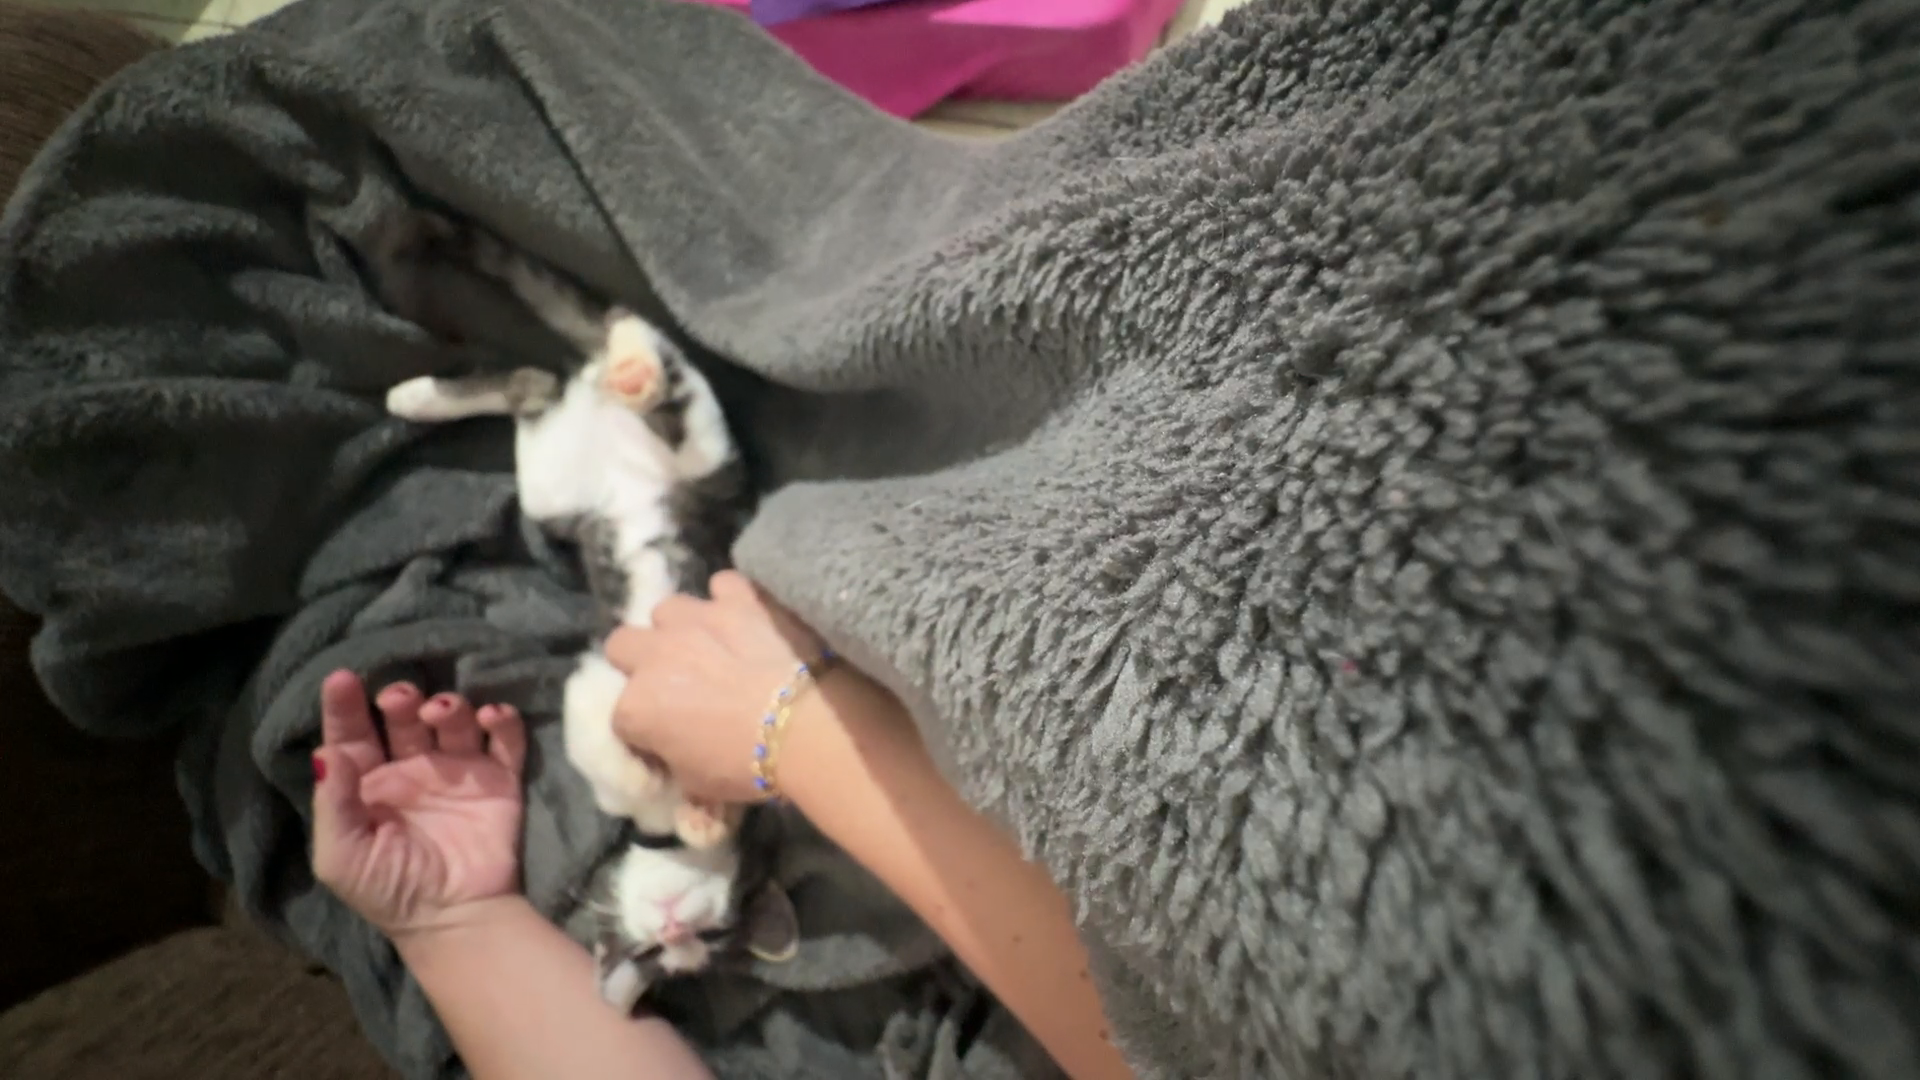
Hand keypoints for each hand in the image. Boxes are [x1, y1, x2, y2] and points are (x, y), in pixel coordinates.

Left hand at [310, 671, 528, 941]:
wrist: (454, 915)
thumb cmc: (388, 889)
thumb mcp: (343, 855)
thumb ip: (335, 802)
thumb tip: (326, 750)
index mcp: (371, 785)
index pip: (354, 737)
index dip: (345, 707)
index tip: (342, 677)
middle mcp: (416, 769)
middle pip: (408, 719)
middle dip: (403, 699)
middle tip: (400, 696)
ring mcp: (462, 771)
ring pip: (456, 722)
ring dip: (450, 706)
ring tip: (442, 711)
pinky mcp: (502, 778)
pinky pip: (506, 740)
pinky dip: (503, 722)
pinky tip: (493, 716)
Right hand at [604, 570, 830, 804]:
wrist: (808, 724)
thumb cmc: (750, 763)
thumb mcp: (698, 786)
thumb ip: (674, 762)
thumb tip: (677, 755)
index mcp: (635, 707)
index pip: (621, 716)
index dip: (644, 725)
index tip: (667, 734)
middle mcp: (656, 654)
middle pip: (624, 644)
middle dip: (642, 659)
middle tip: (675, 678)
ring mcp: (698, 618)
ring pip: (669, 608)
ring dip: (683, 625)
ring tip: (713, 643)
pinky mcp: (740, 596)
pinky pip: (724, 584)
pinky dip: (733, 598)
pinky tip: (749, 614)